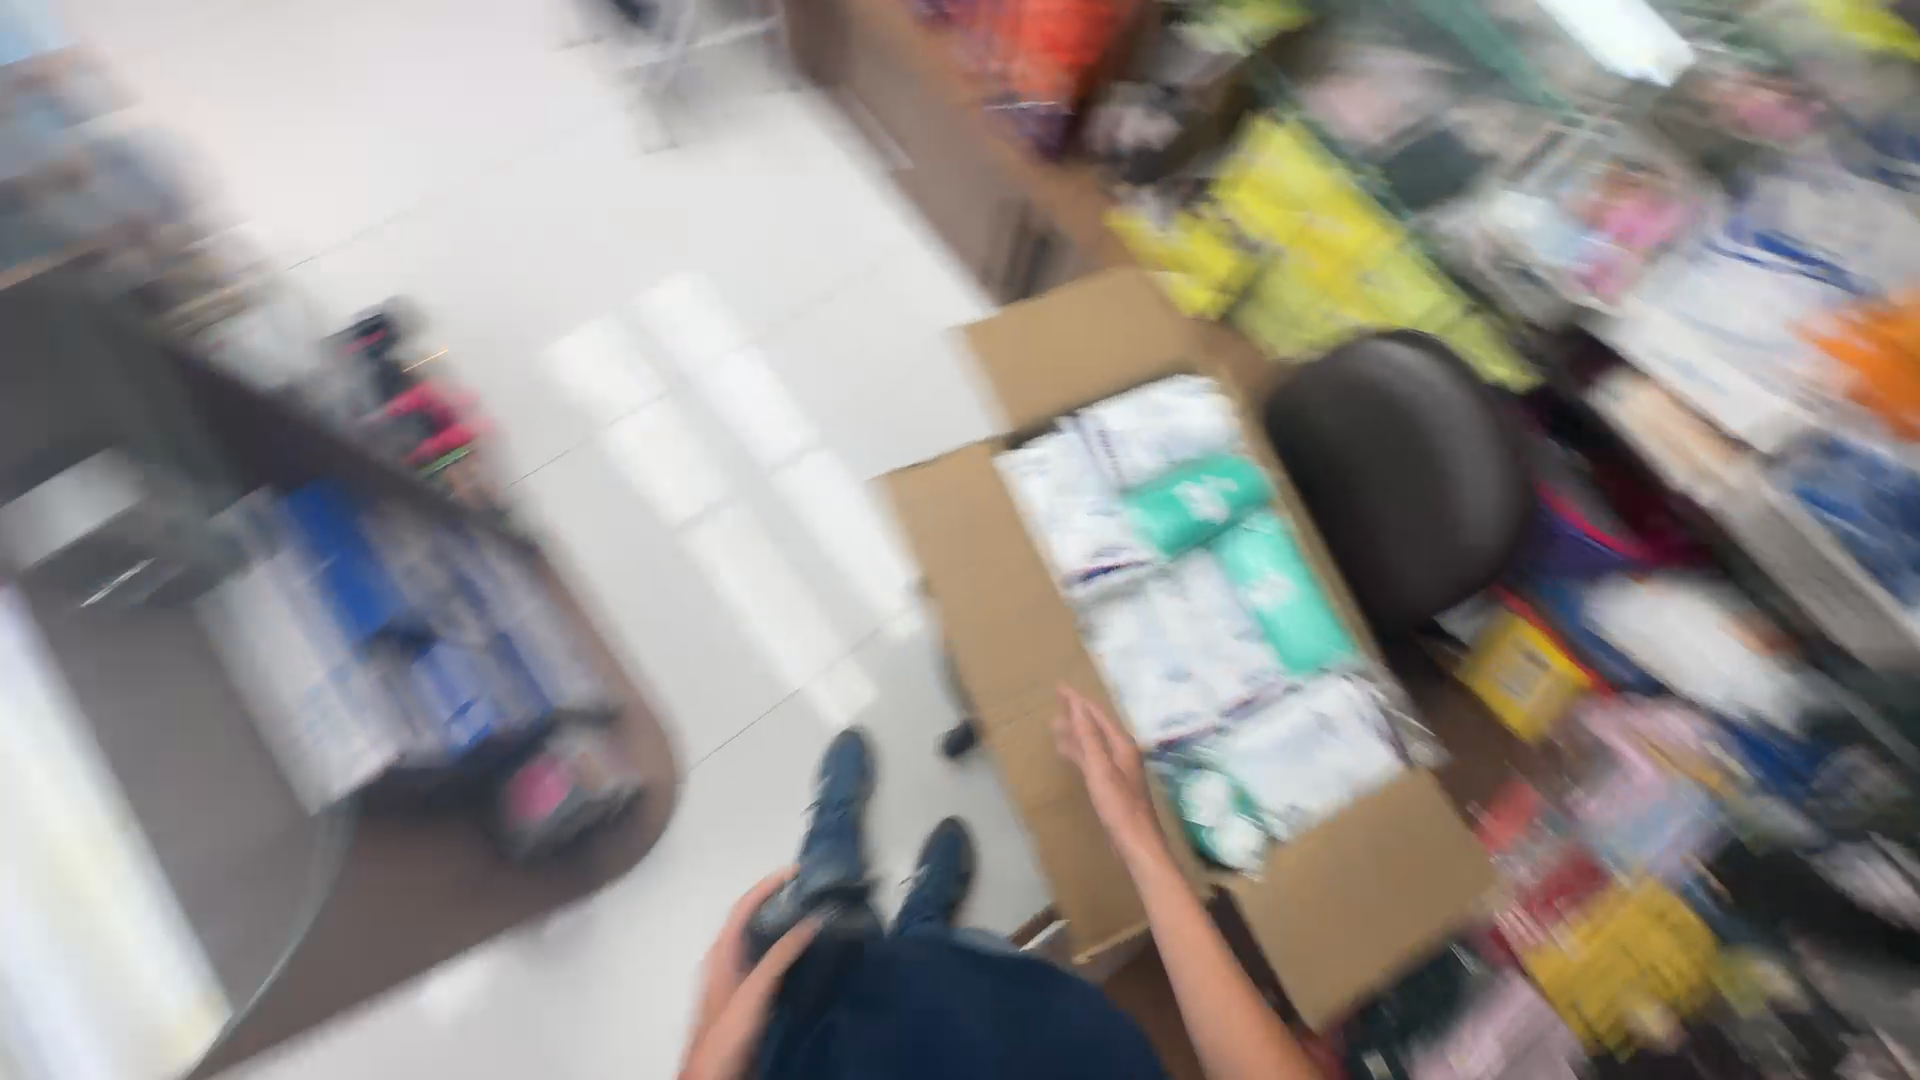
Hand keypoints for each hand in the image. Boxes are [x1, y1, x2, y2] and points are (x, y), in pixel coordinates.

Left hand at [680, 868, 821, 1079]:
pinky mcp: (749, 996)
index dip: (768, 885)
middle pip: (753, 918)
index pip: (744, 906)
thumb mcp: (754, 991)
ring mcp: (738, 979)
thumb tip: (811, 921)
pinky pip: (770, 960)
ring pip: (762, 939)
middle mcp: (728, 959)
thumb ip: (781, 956)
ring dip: (784, 923)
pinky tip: (807, 953)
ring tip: (813, 913)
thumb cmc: (725, 1035)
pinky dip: (788, 948)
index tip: (795, 873)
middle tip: (809, 891)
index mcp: (722, 952)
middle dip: (779, 900)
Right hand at [1053, 683, 1169, 867]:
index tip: (1060, 687)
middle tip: (1056, 703)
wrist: (1137, 844)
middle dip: (1077, 713)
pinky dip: (1079, 751)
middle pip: (1096, 726)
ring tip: (1055, 726)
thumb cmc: (1119, 806)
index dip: (1078, 700)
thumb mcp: (1100, 768)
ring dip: (1076, 732)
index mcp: (1122, 745)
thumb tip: (1078, 705)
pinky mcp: (1113, 785)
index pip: (1097, 714)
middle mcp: (1122, 753)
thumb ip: (1089, 736)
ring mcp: (1118, 769)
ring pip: (1093, 743)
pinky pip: (1092, 758)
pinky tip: (1070, 755)